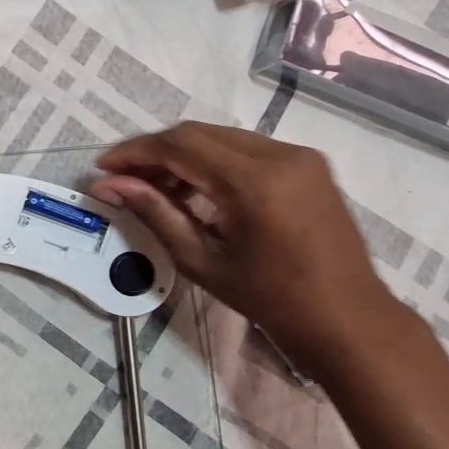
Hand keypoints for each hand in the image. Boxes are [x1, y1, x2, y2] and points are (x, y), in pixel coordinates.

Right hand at [89, 122, 408, 377]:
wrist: (345, 315)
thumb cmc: (269, 298)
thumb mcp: (201, 259)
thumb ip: (155, 213)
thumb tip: (110, 185)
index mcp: (254, 183)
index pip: (179, 146)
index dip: (135, 152)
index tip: (103, 167)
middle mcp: (280, 156)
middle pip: (198, 134)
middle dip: (154, 151)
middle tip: (122, 177)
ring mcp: (299, 156)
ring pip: (220, 137)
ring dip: (180, 155)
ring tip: (152, 187)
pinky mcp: (307, 164)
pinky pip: (245, 148)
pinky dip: (210, 160)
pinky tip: (192, 189)